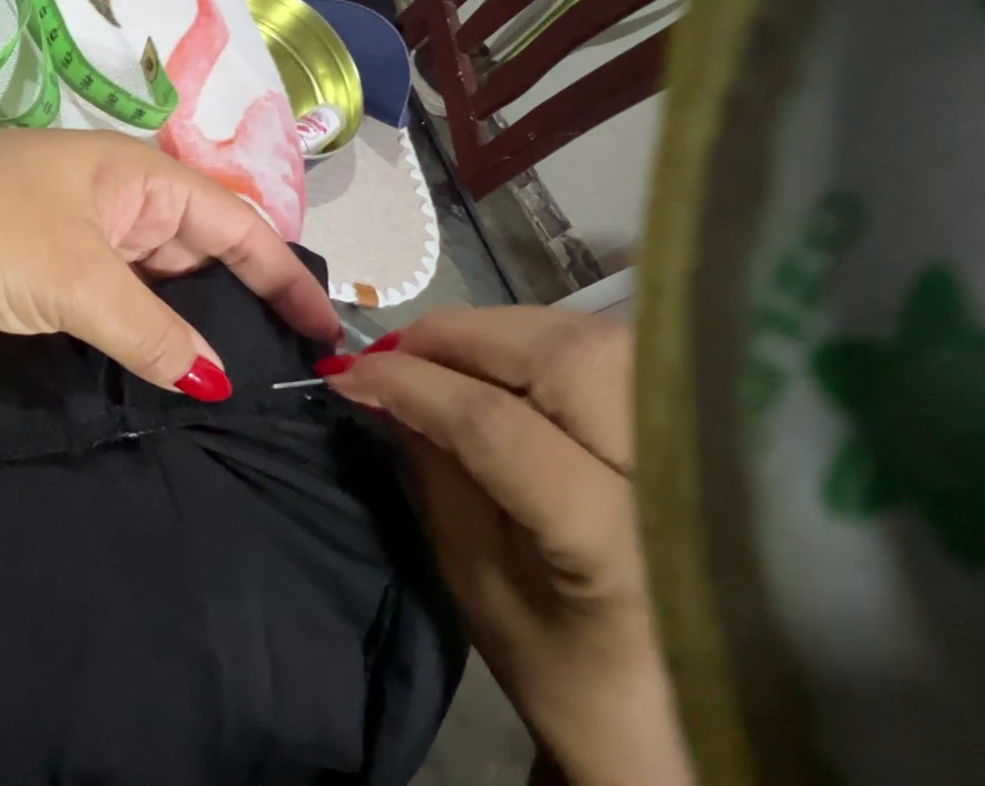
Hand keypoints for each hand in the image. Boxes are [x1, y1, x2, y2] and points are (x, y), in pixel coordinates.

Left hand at [0, 129, 342, 398]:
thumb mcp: (78, 280)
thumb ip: (153, 332)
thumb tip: (218, 381)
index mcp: (136, 173)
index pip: (234, 221)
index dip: (283, 274)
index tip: (324, 331)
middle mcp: (114, 196)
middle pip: (199, 248)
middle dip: (241, 300)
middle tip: (283, 366)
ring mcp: (75, 233)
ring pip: (154, 279)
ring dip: (188, 322)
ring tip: (236, 377)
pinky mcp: (40, 269)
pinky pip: (111, 299)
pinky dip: (140, 330)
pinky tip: (162, 365)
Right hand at [322, 308, 691, 785]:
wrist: (692, 725)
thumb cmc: (566, 674)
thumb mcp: (477, 582)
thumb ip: (436, 473)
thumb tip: (382, 389)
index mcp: (613, 541)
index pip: (495, 425)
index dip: (409, 384)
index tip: (344, 372)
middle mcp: (677, 479)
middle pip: (563, 354)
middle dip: (459, 337)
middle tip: (393, 351)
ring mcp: (709, 451)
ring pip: (595, 337)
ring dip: (500, 332)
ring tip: (440, 356)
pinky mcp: (712, 437)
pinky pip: (618, 355)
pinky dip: (545, 343)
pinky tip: (501, 365)